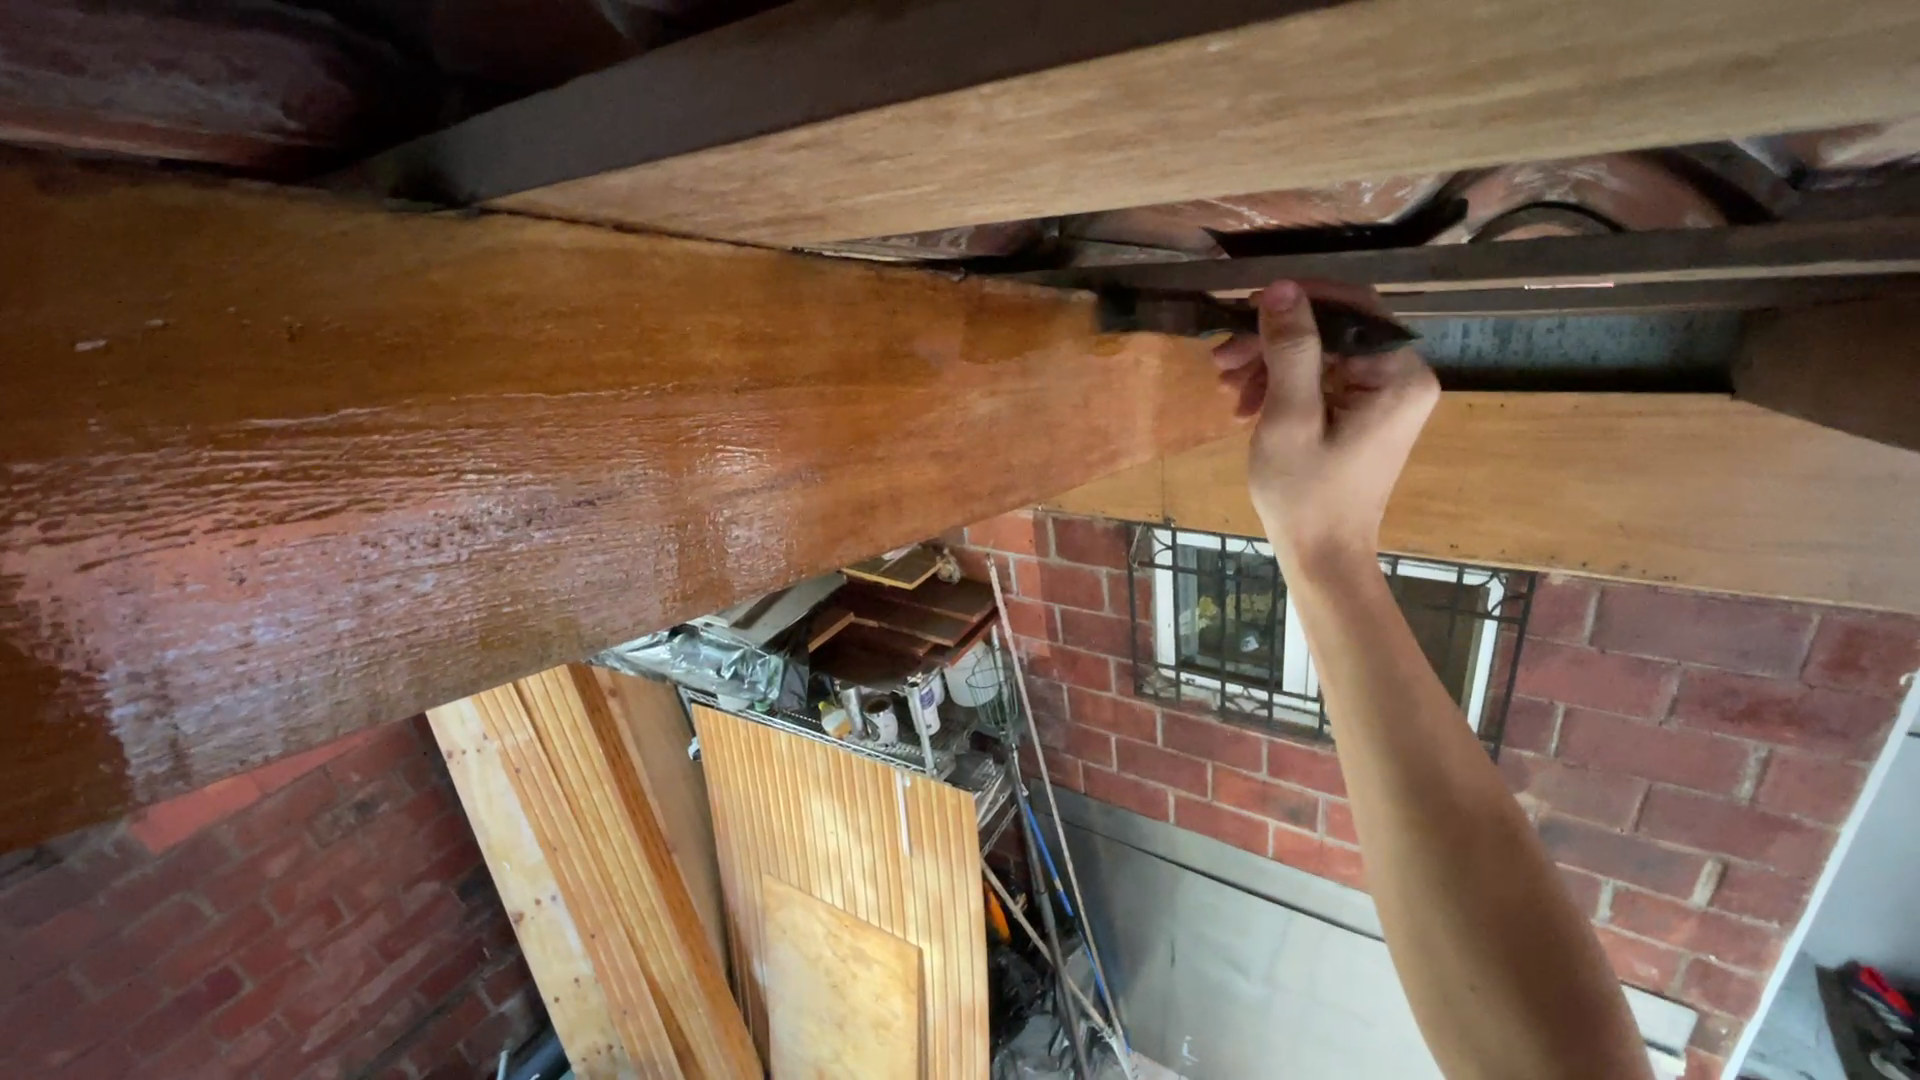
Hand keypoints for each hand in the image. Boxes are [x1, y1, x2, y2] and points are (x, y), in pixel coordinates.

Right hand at [1213, 280, 1438, 567]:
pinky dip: (1281, 387)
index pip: (1352, 308)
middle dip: (1272, 341)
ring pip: (1320, 355)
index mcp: (1398, 375)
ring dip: (1269, 365)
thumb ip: (1290, 350)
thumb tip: (1280, 287)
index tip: (1243, 309)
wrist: (1321, 555)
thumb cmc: (1305, 495)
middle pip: (1332, 332)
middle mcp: (1401, 377)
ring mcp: (1382, 397)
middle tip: (1220, 359)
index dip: (1297, 300)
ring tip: (1226, 389)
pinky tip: (1246, 407)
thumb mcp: (1290, 419)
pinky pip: (1320, 381)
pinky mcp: (1362, 414)